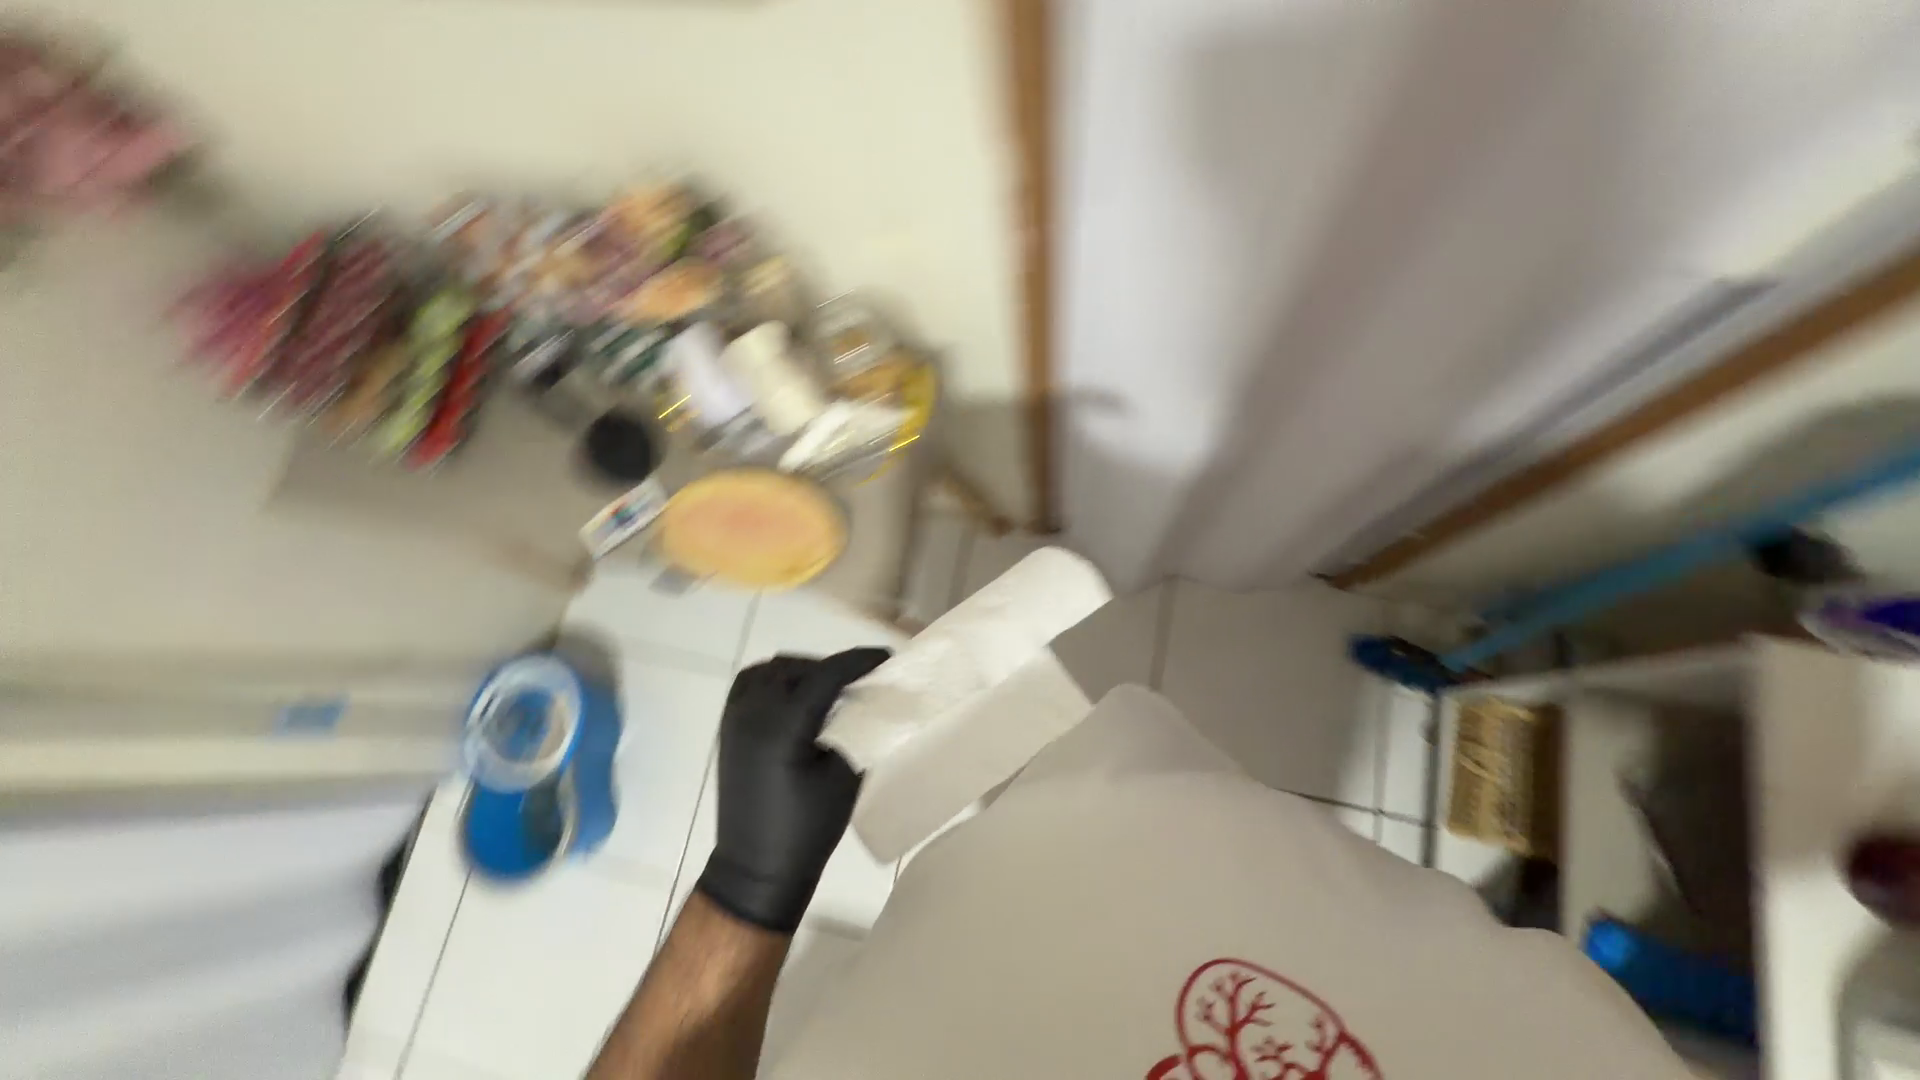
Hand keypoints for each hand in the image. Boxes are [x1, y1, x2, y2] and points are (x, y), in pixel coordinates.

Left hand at [696, 648, 889, 931]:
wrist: (756, 867)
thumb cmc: (807, 829)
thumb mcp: (844, 777)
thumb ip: (854, 731)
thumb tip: (867, 702)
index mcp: (784, 726)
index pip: (826, 675)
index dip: (858, 662)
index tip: (886, 657)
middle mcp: (753, 713)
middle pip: (798, 668)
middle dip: (833, 667)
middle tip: (862, 680)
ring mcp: (735, 719)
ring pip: (770, 671)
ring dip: (802, 671)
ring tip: (829, 687)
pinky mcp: (727, 729)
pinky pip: (750, 684)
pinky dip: (774, 680)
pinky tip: (796, 696)